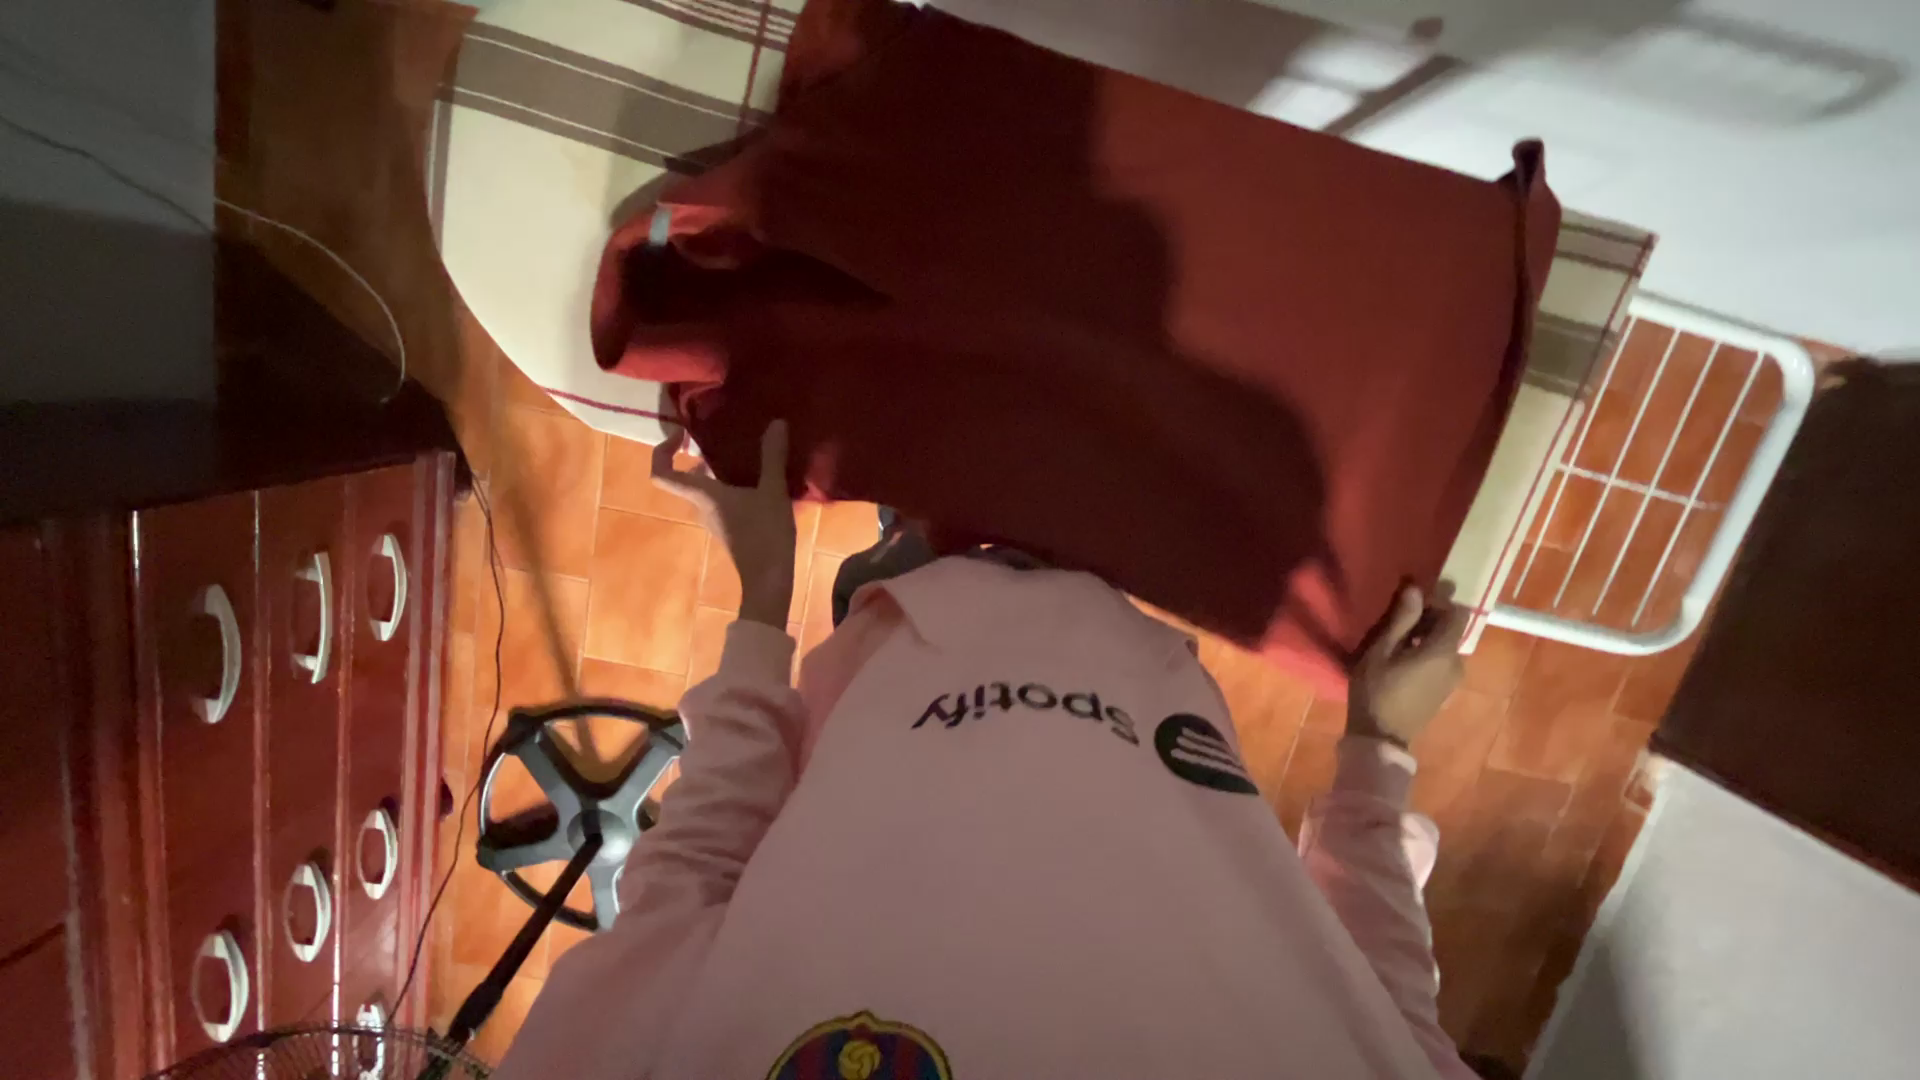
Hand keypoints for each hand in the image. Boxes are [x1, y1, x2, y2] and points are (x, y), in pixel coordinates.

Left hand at [652, 421, 796, 627]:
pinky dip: (731, 486)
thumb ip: (772, 457)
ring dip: (719, 471)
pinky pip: (722, 500)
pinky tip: (758, 481)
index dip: (661, 451)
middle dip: (699, 455)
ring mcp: (714, 520)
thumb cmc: (765, 533)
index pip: (662, 473)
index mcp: (703, 494)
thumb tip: (777, 423)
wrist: (770, 578)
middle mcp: (701, 506)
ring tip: (745, 455)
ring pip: (706, 489)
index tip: (680, 435)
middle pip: (687, 477)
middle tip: (722, 437)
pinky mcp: (729, 528)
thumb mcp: (772, 491)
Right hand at [1348, 585, 1469, 747]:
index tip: (1411, 602)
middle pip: (1452, 630)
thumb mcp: (1381, 651)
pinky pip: (1443, 661)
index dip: (1438, 602)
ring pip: (1446, 646)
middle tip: (1399, 620)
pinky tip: (1404, 660)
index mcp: (1442, 651)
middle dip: (1430, 619)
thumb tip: (1415, 589)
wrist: (1382, 735)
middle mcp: (1457, 663)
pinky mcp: (1447, 690)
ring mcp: (1454, 679)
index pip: (1457, 613)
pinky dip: (1428, 653)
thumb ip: (1401, 620)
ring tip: (1398, 641)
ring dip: (1428, 637)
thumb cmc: (1376, 689)